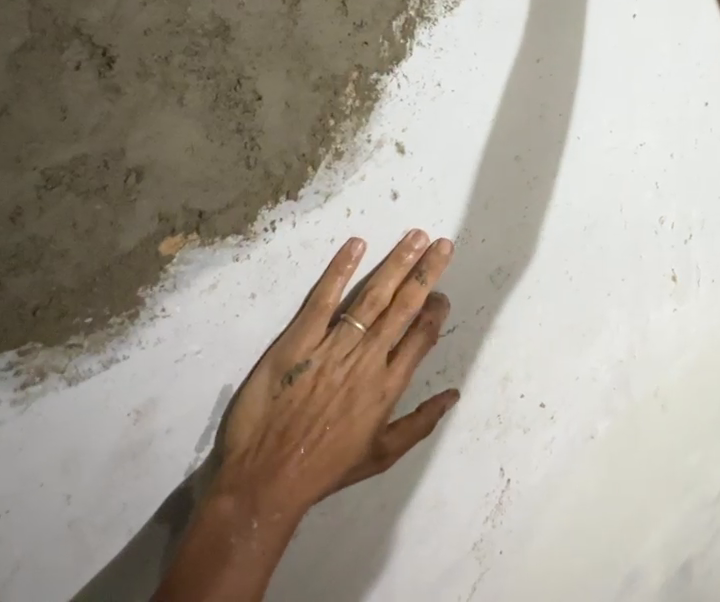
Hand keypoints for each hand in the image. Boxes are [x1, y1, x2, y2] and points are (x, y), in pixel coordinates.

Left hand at [210, 230, 458, 516]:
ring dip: (396, 265)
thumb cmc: (324, 470)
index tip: (442, 294)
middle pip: (403, 307)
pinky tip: (357, 245)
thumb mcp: (382, 455)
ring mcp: (332, 348)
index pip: (421, 337)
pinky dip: (340, 271)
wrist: (265, 481)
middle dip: (426, 273)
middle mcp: (367, 361)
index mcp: (388, 387)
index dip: (435, 311)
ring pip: (371, 298)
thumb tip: (454, 395)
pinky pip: (323, 300)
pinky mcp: (297, 342)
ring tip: (415, 237)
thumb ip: (420, 423)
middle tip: (443, 245)